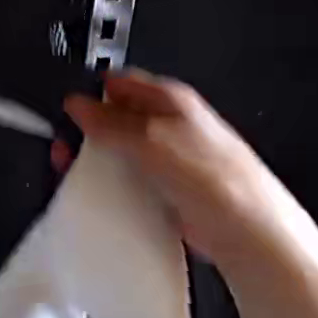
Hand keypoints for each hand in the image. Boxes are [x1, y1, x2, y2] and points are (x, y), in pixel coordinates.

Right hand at [64, 70, 317, 274]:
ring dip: (99, 161)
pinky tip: (105, 194)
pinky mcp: (168, 188)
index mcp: (170, 100)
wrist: (249, 234)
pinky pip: (130, 180)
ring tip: (79, 171)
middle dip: (89, 131)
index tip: (68, 109)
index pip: (119, 82)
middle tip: (70, 145)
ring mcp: (169, 158)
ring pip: (121, 152)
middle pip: (116, 118)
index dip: (91, 92)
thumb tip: (78, 105)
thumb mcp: (151, 140)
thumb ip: (110, 121)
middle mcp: (171, 125)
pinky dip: (114, 186)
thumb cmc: (220, 181)